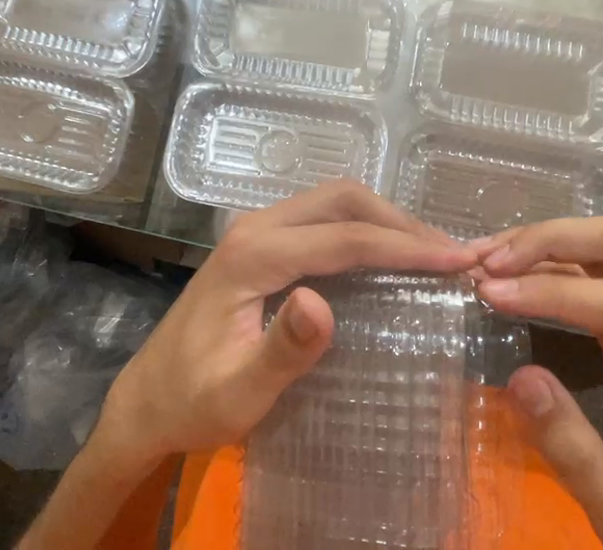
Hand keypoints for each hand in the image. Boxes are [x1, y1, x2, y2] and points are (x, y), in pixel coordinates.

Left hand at [93, 181, 477, 465]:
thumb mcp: (237, 391)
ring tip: (432, 253)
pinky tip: (389, 256)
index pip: (342, 239)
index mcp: (252, 255)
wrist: (147, 399)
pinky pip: (323, 220)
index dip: (402, 247)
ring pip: (333, 203)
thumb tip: (323, 303)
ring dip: (384, 221)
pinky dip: (364, 229)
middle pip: (340, 200)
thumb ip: (281, 350)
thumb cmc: (192, 400)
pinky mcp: (261, 244)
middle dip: (399, 222)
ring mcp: (257, 231)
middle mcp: (255, 227)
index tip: (455, 260)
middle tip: (450, 254)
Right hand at [475, 218, 602, 549]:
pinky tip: (505, 273)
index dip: (555, 292)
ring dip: (541, 244)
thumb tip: (519, 378)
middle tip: (487, 262)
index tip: (491, 295)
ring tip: (482, 260)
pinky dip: (545, 262)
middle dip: (548, 241)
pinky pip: (592, 269)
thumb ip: (573, 450)